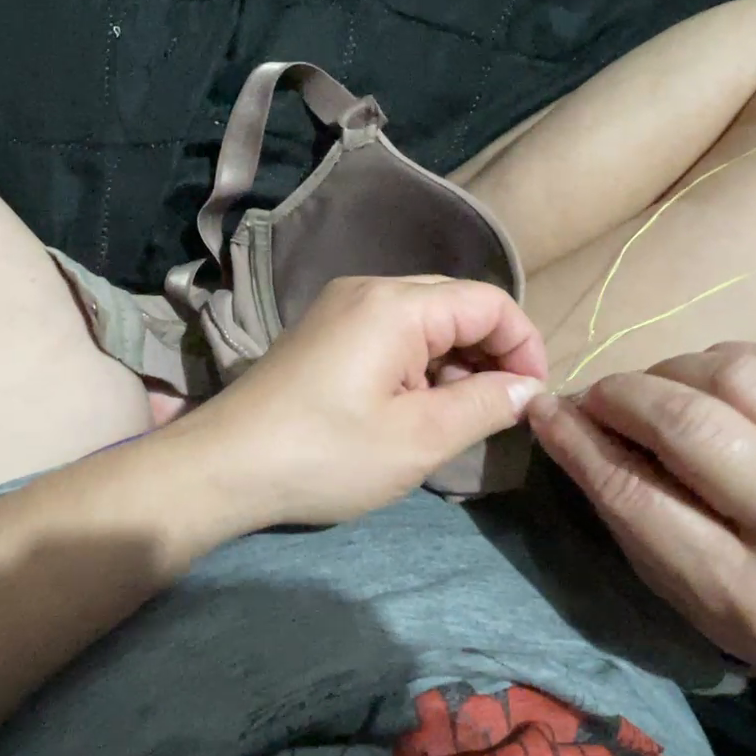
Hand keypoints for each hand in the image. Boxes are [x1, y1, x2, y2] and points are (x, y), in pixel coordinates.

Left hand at [172, 276, 547, 527]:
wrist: (224, 465)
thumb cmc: (326, 454)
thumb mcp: (418, 439)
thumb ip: (483, 405)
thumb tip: (527, 387)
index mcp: (396, 304)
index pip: (488, 301)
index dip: (523, 345)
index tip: (530, 397)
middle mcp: (368, 289)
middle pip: (454, 304)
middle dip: (489, 352)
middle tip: (498, 410)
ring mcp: (339, 307)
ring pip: (422, 320)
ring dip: (453, 360)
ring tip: (459, 416)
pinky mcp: (322, 331)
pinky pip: (389, 332)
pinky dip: (417, 362)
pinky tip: (415, 406)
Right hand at [528, 342, 755, 687]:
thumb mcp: (689, 593)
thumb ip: (626, 510)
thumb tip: (563, 419)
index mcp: (753, 596)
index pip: (640, 499)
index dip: (579, 445)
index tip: (544, 410)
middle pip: (693, 428)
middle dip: (622, 397)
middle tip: (597, 400)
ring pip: (738, 377)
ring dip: (671, 372)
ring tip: (656, 393)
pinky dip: (719, 360)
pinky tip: (708, 384)